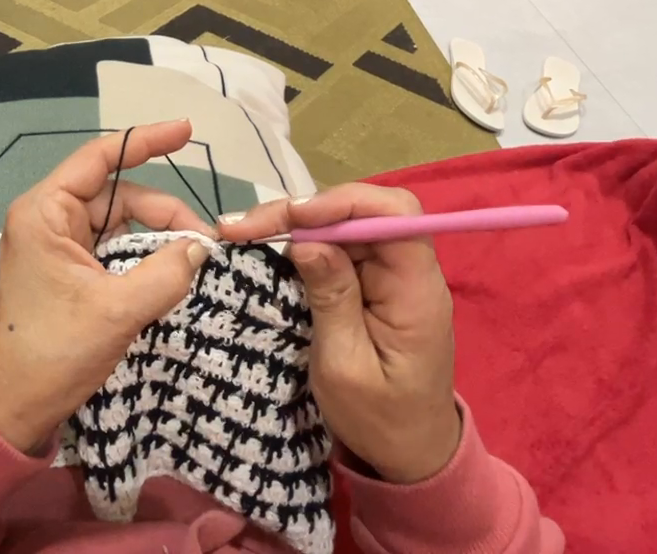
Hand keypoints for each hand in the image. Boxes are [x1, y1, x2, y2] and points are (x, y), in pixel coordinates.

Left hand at [0, 120, 214, 452]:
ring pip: (119, 220)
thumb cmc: (53, 352)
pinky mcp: (68, 267)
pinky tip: (169, 264)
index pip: (99, 158)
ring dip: (155, 233)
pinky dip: (142, 252)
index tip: (187, 131)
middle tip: (204, 241)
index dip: (145, 140)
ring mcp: (59, 242)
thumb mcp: (117, 312)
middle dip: (162, 212)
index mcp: (46, 211)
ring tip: (193, 254)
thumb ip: (165, 273)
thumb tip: (201, 247)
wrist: (13, 406)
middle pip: (117, 193)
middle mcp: (50, 217)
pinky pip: (113, 244)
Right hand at [219, 184, 460, 483]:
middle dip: (300, 211)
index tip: (292, 217)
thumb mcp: (345, 366)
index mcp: (416, 289)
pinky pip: (335, 242)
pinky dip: (297, 238)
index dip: (343, 202)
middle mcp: (407, 269)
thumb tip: (306, 241)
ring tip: (240, 231)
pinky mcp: (369, 279)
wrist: (407, 453)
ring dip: (290, 221)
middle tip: (241, 227)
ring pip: (341, 222)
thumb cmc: (380, 420)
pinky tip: (263, 242)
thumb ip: (331, 298)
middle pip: (359, 210)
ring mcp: (387, 272)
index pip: (393, 215)